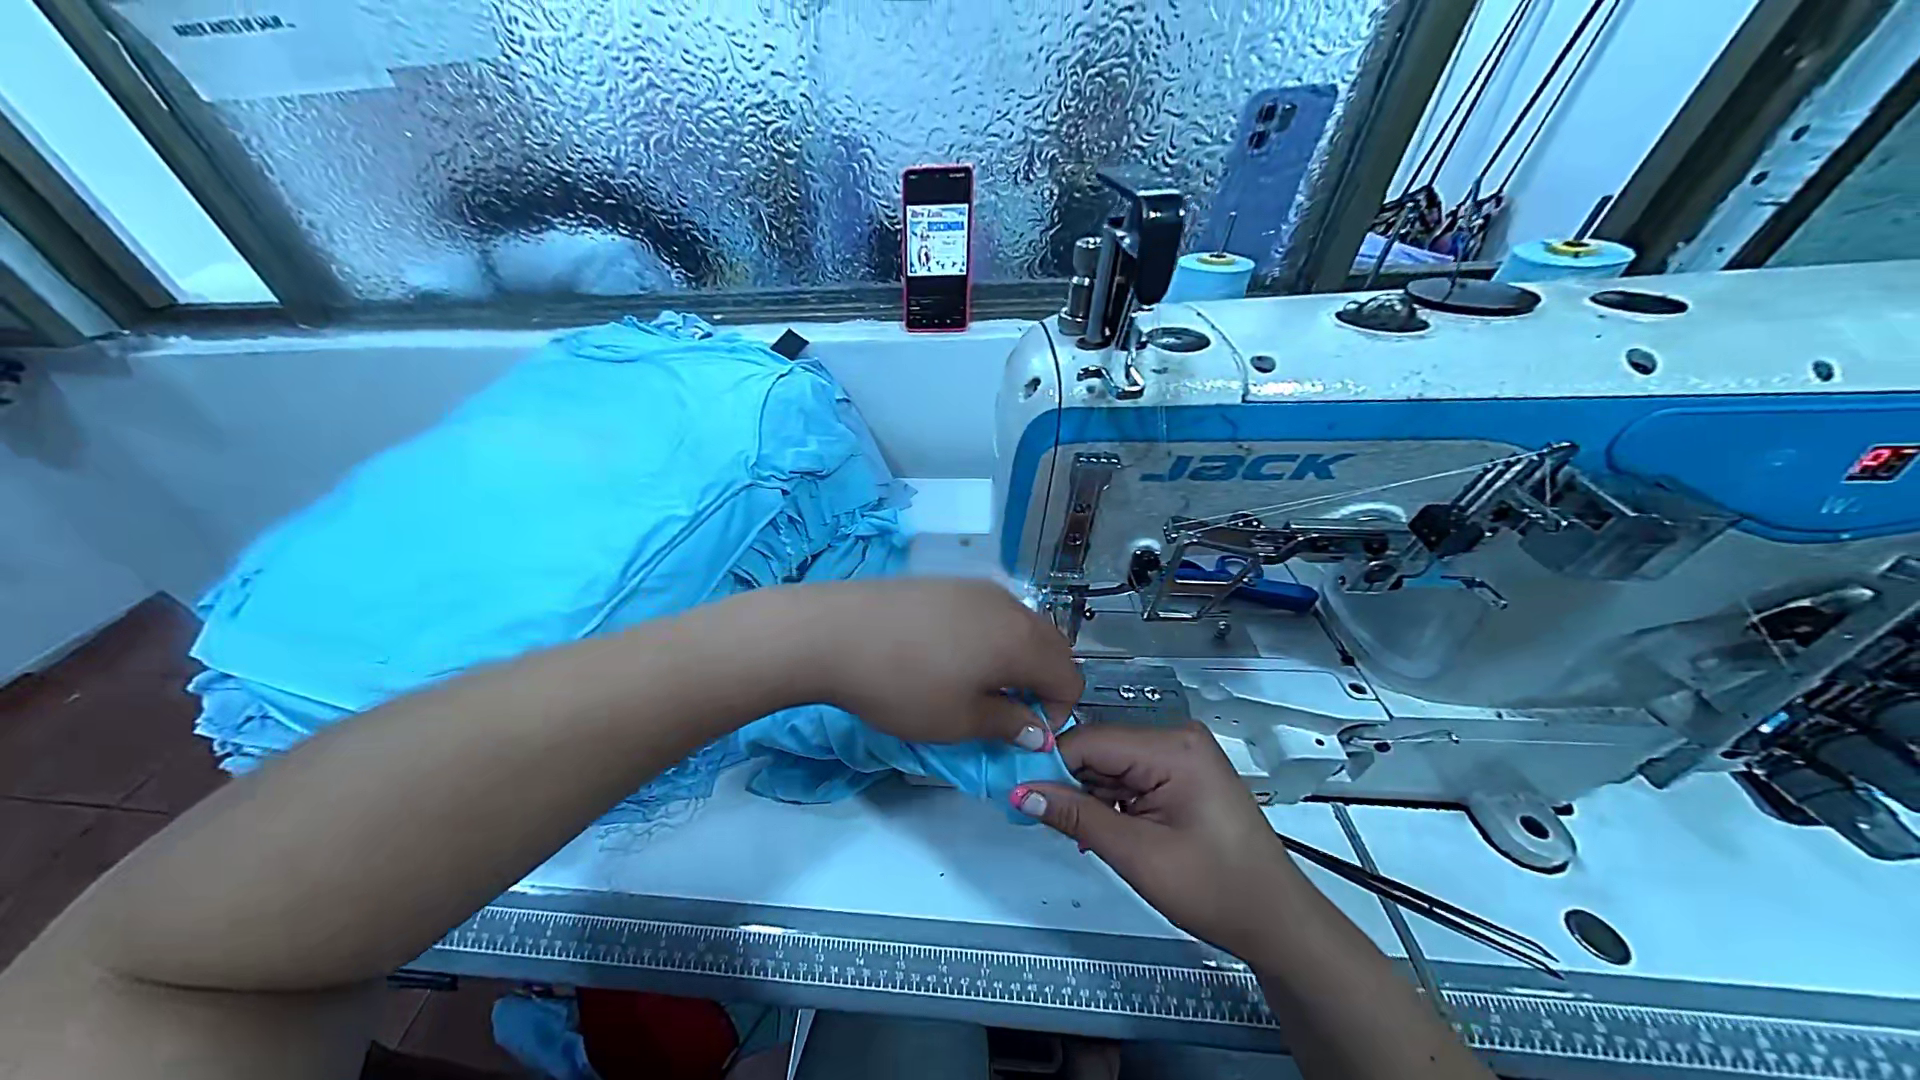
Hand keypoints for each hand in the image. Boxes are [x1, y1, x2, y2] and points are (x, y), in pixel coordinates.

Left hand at [778, 579, 1081, 748]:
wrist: (833, 632)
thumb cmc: (901, 685)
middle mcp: (1009, 605)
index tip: (1025, 732)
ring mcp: (977, 588)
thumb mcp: (957, 720)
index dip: (1058, 711)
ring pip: (1019, 625)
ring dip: (1015, 657)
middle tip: (1005, 710)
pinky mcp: (947, 582)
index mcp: (1022, 640)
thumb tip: (1035, 729)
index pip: (1070, 676)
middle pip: (1050, 645)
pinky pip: (988, 611)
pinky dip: (988, 637)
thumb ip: (1007, 724)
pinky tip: (948, 654)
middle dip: (1041, 681)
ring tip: (975, 683)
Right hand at [1013, 722, 1313, 961]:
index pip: (1090, 741)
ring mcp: (1181, 755)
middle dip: (1069, 783)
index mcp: (1172, 746)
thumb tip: (1022, 793)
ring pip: (1111, 764)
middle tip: (1039, 818)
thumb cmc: (1214, 889)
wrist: (1276, 923)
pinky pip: (1130, 776)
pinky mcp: (1182, 773)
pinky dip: (1110, 801)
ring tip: (1076, 831)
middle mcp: (1176, 738)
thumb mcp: (1137, 854)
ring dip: (1089, 796)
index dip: (1048, 765)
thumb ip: (1076, 817)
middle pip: (1100, 750)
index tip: (1016, 793)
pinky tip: (1103, 828)